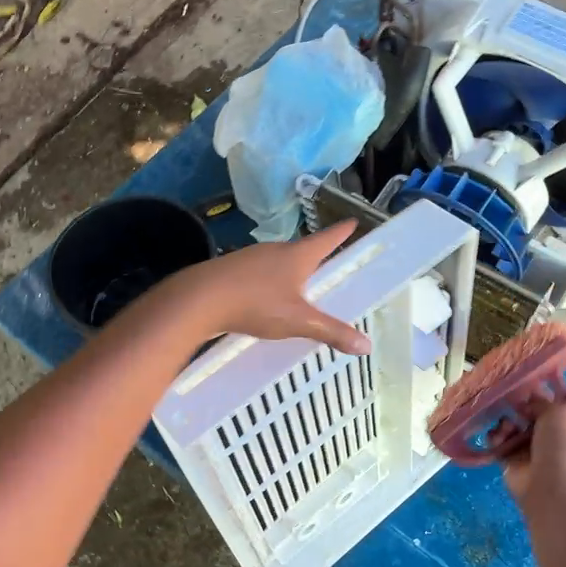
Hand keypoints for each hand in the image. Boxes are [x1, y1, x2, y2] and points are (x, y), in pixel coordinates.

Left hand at [181, 220, 370, 353]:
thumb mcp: (299, 321)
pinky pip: (258, 274)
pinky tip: (265, 299)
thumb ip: (331, 332)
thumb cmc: (256, 303)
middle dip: (315, 256)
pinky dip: (268, 283)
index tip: (354, 220)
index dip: (342, 231)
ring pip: (278, 262)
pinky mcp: (231, 271)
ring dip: (289, 271)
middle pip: (302, 249)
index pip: (327, 238)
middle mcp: (275, 250)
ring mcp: (250, 258)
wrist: (198, 300)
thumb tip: (366, 345)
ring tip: (299, 285)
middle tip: (329, 262)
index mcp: (297, 256)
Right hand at [501, 396, 565, 506]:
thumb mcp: (559, 413)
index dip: (538, 395)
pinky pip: (500, 445)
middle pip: (529, 416)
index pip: (553, 406)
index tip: (521, 386)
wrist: (552, 490)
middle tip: (506, 403)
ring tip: (504, 427)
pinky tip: (495, 438)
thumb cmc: (563, 447)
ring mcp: (532, 452)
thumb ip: (542, 402)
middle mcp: (552, 438)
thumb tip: (528, 403)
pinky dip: (495, 439)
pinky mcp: (512, 463)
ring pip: (513, 429)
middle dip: (517, 408)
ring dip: (505, 423)